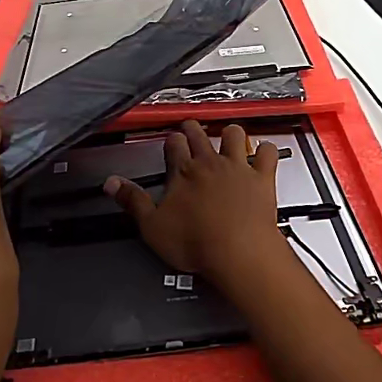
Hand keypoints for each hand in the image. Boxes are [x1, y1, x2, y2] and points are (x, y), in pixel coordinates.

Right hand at [104, 121, 292, 300]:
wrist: (237, 252)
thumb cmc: (198, 242)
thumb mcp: (152, 226)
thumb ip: (132, 200)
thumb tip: (113, 185)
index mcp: (182, 172)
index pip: (173, 145)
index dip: (171, 142)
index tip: (171, 142)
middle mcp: (210, 164)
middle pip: (200, 134)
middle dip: (193, 129)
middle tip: (190, 128)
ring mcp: (238, 169)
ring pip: (234, 135)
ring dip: (230, 133)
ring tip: (227, 134)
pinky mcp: (262, 179)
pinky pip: (268, 154)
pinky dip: (267, 150)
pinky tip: (265, 150)